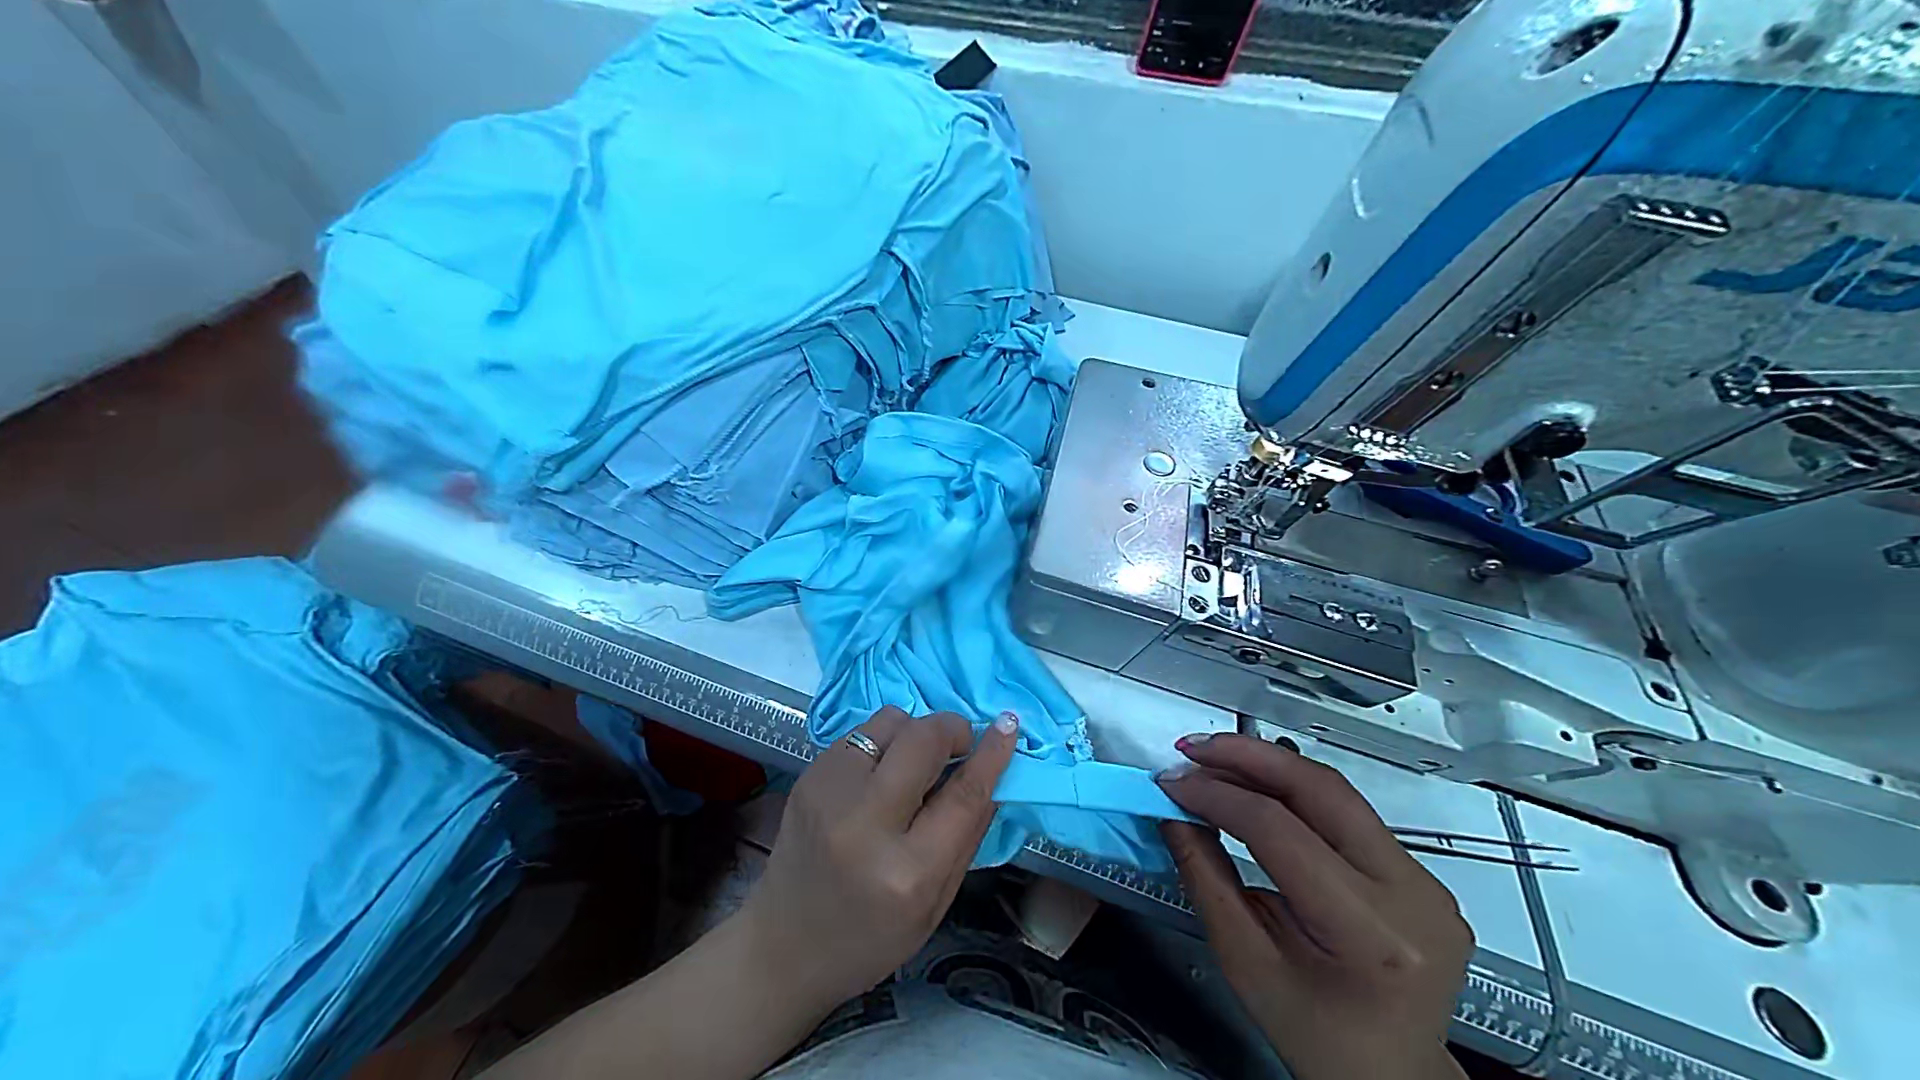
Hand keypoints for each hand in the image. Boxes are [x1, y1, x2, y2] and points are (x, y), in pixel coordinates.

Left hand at [739, 705, 1019, 1005]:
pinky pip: (860, 733)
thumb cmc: (870, 938)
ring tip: (916, 764)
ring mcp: (829, 793)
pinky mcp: (808, 776)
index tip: (1008, 727)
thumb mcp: (935, 905)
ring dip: (915, 733)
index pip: (962, 795)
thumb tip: (991, 774)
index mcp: (906, 872)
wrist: (784, 946)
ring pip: (890, 722)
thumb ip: (967, 835)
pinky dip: (884, 743)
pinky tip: (881, 775)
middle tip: (961, 745)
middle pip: (923, 740)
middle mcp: (864, 823)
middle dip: (952, 730)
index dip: (991, 755)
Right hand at [1157, 734, 1472, 1079]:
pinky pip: (1349, 813)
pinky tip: (1256, 788)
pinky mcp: (1422, 873)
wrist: (1391, 1076)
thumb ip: (1205, 878)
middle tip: (1192, 748)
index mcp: (1369, 933)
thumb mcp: (1244, 962)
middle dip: (1247, 756)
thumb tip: (1175, 812)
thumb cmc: (1313, 1033)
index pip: (1279, 831)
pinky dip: (1294, 791)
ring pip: (1337, 791)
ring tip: (1215, 758)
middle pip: (1320, 790)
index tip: (1171, 785)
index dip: (1217, 797)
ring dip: (1269, 765)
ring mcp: (1426, 881)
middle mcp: (1412, 896)